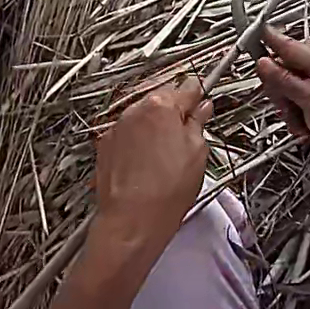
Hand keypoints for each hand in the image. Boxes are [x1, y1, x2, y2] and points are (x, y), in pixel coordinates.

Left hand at [91, 79, 211, 263]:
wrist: (132, 220)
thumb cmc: (164, 191)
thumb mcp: (197, 153)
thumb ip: (198, 123)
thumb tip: (201, 110)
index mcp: (161, 106)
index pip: (187, 88)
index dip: (199, 94)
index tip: (203, 99)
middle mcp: (135, 111)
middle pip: (162, 99)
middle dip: (175, 112)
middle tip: (189, 134)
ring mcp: (118, 128)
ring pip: (143, 117)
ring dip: (155, 127)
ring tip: (168, 155)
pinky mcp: (106, 146)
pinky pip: (128, 134)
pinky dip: (138, 142)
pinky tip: (149, 163)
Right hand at [255, 28, 309, 176]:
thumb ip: (283, 80)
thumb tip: (264, 63)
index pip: (289, 46)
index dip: (269, 41)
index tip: (251, 35)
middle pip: (284, 72)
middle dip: (280, 90)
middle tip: (286, 102)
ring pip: (287, 92)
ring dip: (288, 109)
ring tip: (300, 120)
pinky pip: (295, 107)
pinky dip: (296, 119)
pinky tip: (306, 129)